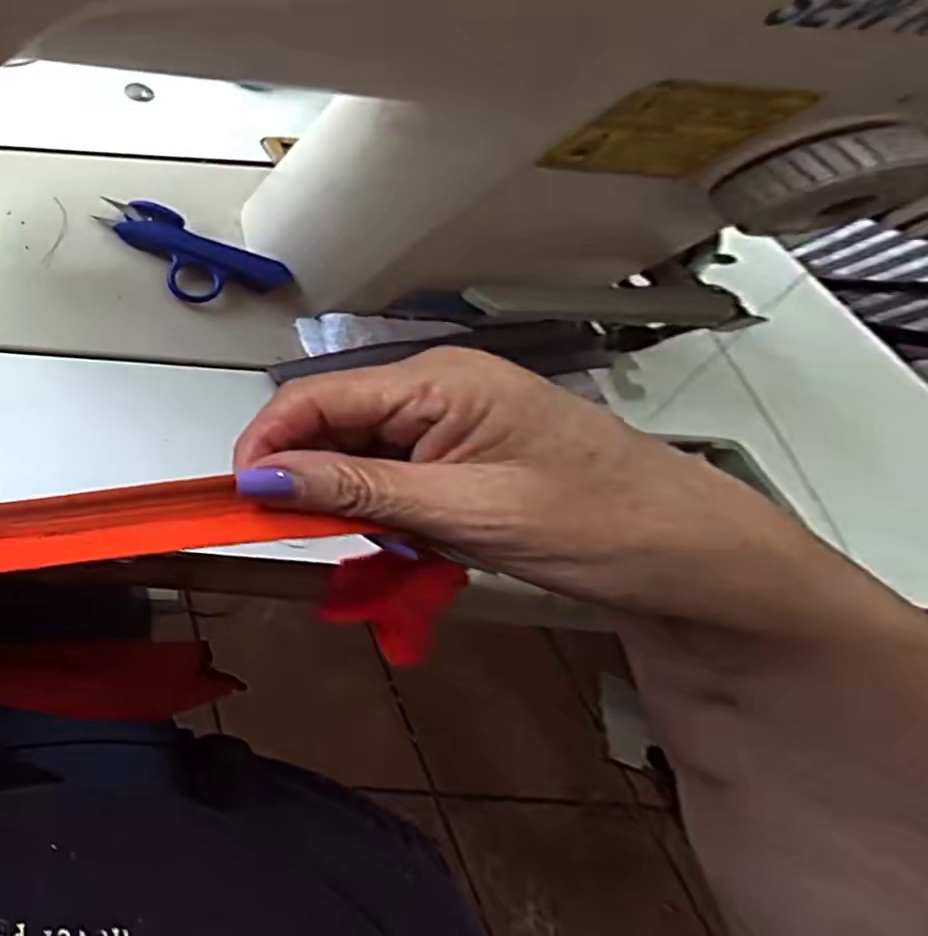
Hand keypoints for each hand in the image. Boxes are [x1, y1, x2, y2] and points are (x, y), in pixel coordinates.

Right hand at [232, 348, 897, 636]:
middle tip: (297, 526)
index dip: (264, 442)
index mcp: (436, 380)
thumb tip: (263, 478)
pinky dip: (368, 501)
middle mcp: (430, 385)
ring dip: (338, 493)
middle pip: (324, 421)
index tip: (240, 494)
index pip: (312, 397)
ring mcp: (440, 414)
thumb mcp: (462, 510)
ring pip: (346, 447)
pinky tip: (397, 530)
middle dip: (302, 473)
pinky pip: (377, 465)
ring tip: (373, 535)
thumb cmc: (605, 524)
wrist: (705, 564)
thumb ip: (352, 489)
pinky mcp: (448, 443)